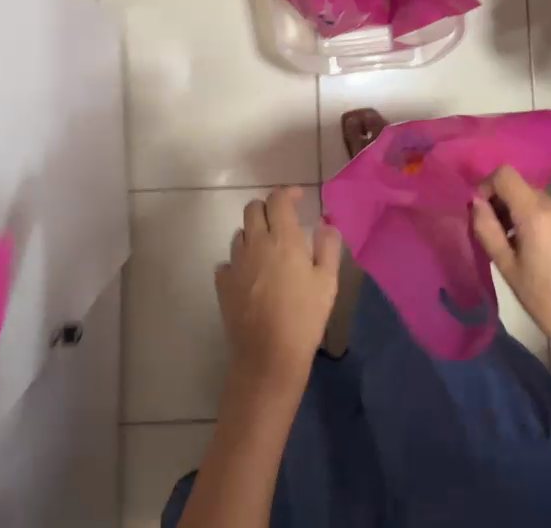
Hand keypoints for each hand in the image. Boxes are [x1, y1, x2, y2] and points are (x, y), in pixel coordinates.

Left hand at [215, 187, 341, 387]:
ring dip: (253, 233)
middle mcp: (255, 243)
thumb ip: (328, 246)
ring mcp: (235, 263)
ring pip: (240, 233)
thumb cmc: (305, 318)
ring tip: (268, 250)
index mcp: (283, 239)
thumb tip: (325, 224)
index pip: (278, 199)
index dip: (288, 193)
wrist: (269, 357)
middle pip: (253, 208)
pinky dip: (239, 261)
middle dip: (267, 208)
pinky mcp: (222, 283)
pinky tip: (251, 276)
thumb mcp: (327, 282)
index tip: (299, 198)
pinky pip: (228, 261)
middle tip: (282, 221)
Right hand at [470, 167, 550, 369]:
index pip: (505, 175)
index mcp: (537, 213)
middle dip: (505, 205)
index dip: (488, 187)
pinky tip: (548, 254)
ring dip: (525, 215)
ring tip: (523, 249)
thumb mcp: (507, 267)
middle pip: (523, 189)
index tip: (483, 212)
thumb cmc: (545, 300)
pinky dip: (545, 224)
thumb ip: (487, 229)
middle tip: (499, 236)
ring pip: (541, 202)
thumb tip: (476, 203)